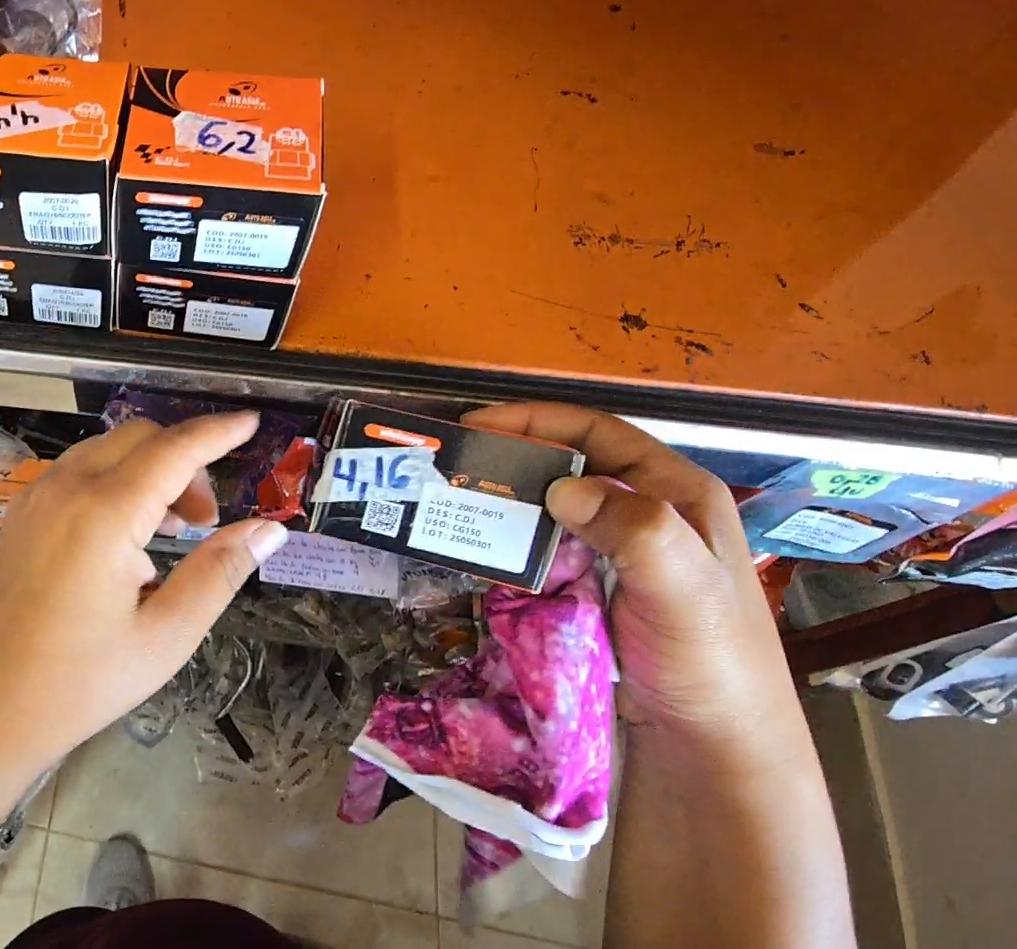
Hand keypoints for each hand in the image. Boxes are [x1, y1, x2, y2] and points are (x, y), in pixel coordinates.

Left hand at [0, 412, 288, 832]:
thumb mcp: (166, 634)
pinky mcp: (22, 513)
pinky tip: (125, 534)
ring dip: (148, 469)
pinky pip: (76, 470)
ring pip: (105, 449)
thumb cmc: (83, 680)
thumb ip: (219, 572)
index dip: (217, 432)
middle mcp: (66, 489)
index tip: (252, 422)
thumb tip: (268, 530)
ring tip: (170, 529)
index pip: (174, 450)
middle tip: (204, 520)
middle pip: (138, 437)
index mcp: (105, 514)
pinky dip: (113, 479)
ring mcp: (36, 497)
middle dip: (184, 460)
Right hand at [462, 403, 793, 754]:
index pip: (599, 433)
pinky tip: (481, 551)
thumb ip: (634, 529)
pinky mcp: (593, 588)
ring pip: (551, 510)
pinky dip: (510, 545)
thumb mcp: (683, 590)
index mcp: (678, 495)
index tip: (477, 425)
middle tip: (457, 465)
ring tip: (456, 504)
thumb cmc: (710, 664)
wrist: (711, 748)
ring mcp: (618, 554)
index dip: (536, 419)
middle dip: (512, 460)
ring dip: (505, 504)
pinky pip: (543, 551)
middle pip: (568, 467)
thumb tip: (560, 487)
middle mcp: (647, 514)